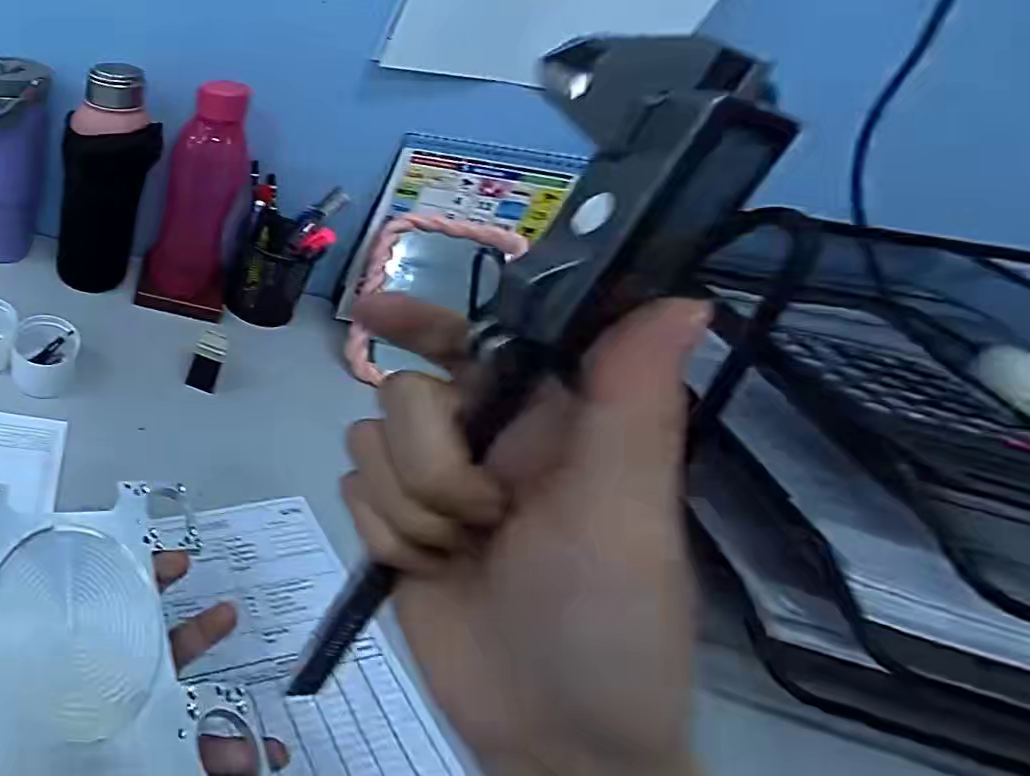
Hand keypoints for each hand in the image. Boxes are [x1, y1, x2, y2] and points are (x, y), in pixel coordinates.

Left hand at [0, 540, 289, 771]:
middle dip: (194, 625)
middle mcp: (107, 686)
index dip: (140, 577)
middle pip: (159, 646)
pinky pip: (198, 752)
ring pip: (190, 699)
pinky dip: (236, 751)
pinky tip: (252, 748)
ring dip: (221, 693)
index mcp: (73, 657)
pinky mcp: (150, 757)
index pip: (113, 607)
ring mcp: (130, 725)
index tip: (161, 557)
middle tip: (217, 608)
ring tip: (239, 688)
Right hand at [342, 294, 708, 775]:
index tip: (372, 311)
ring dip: (411, 508)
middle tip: (486, 516)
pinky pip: (350, 488)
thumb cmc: (606, 619)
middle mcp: (474, 437)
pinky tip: (426, 569)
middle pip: (401, 395)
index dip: (421, 317)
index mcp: (539, 419)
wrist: (547, 731)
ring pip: (366, 442)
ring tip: (461, 554)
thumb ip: (632, 403)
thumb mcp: (626, 512)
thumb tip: (679, 297)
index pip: (469, 338)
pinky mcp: (388, 517)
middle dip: (433, 463)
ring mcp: (425, 478)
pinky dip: (386, 533)